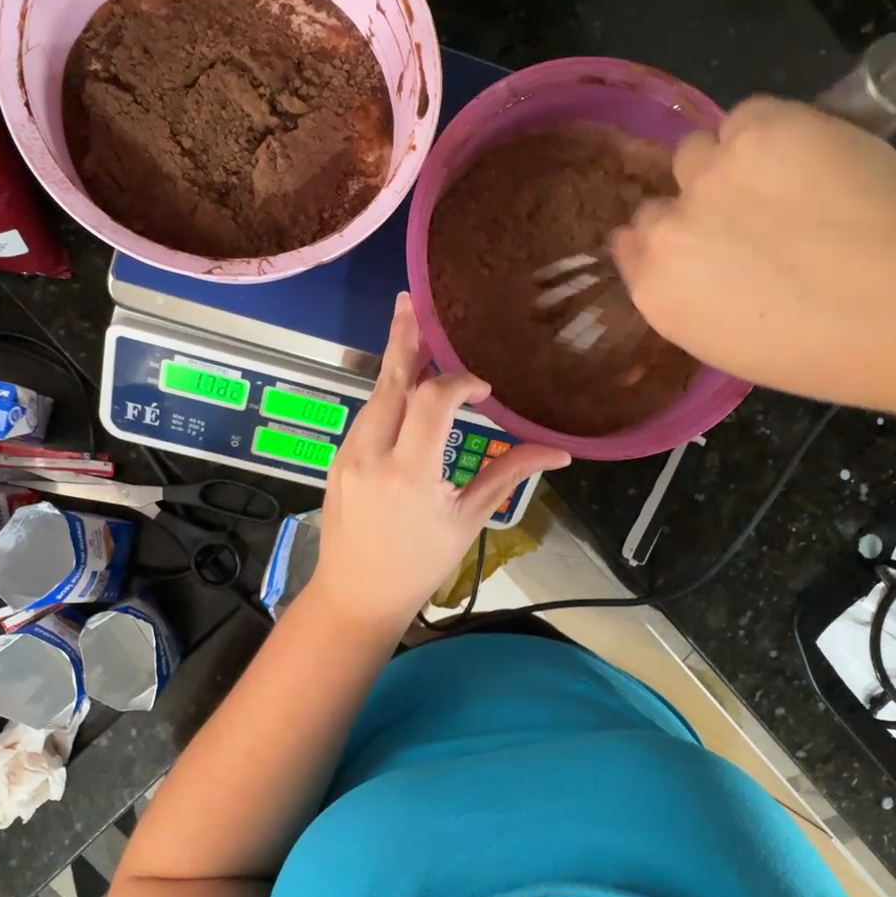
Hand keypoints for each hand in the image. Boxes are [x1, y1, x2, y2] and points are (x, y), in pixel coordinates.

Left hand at [304, 294, 569, 634]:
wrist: (356, 595)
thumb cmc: (419, 565)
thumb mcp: (467, 521)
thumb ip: (506, 476)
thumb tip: (558, 453)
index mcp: (409, 473)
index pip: (433, 401)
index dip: (460, 382)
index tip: (482, 389)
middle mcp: (371, 456)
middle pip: (390, 383)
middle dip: (405, 339)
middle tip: (411, 300)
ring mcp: (347, 456)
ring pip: (374, 396)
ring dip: (394, 364)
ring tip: (409, 326)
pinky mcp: (337, 460)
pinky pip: (365, 416)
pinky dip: (385, 395)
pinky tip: (400, 382)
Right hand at [610, 96, 895, 412]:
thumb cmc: (829, 352)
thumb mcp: (734, 345)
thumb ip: (697, 298)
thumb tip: (702, 264)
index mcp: (658, 292)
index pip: (632, 247)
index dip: (670, 242)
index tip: (704, 246)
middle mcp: (667, 231)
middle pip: (660, 201)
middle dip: (694, 207)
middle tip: (749, 218)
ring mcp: (709, 175)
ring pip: (697, 152)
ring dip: (727, 164)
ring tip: (785, 181)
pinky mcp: (760, 128)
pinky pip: (746, 116)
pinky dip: (772, 130)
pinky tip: (812, 156)